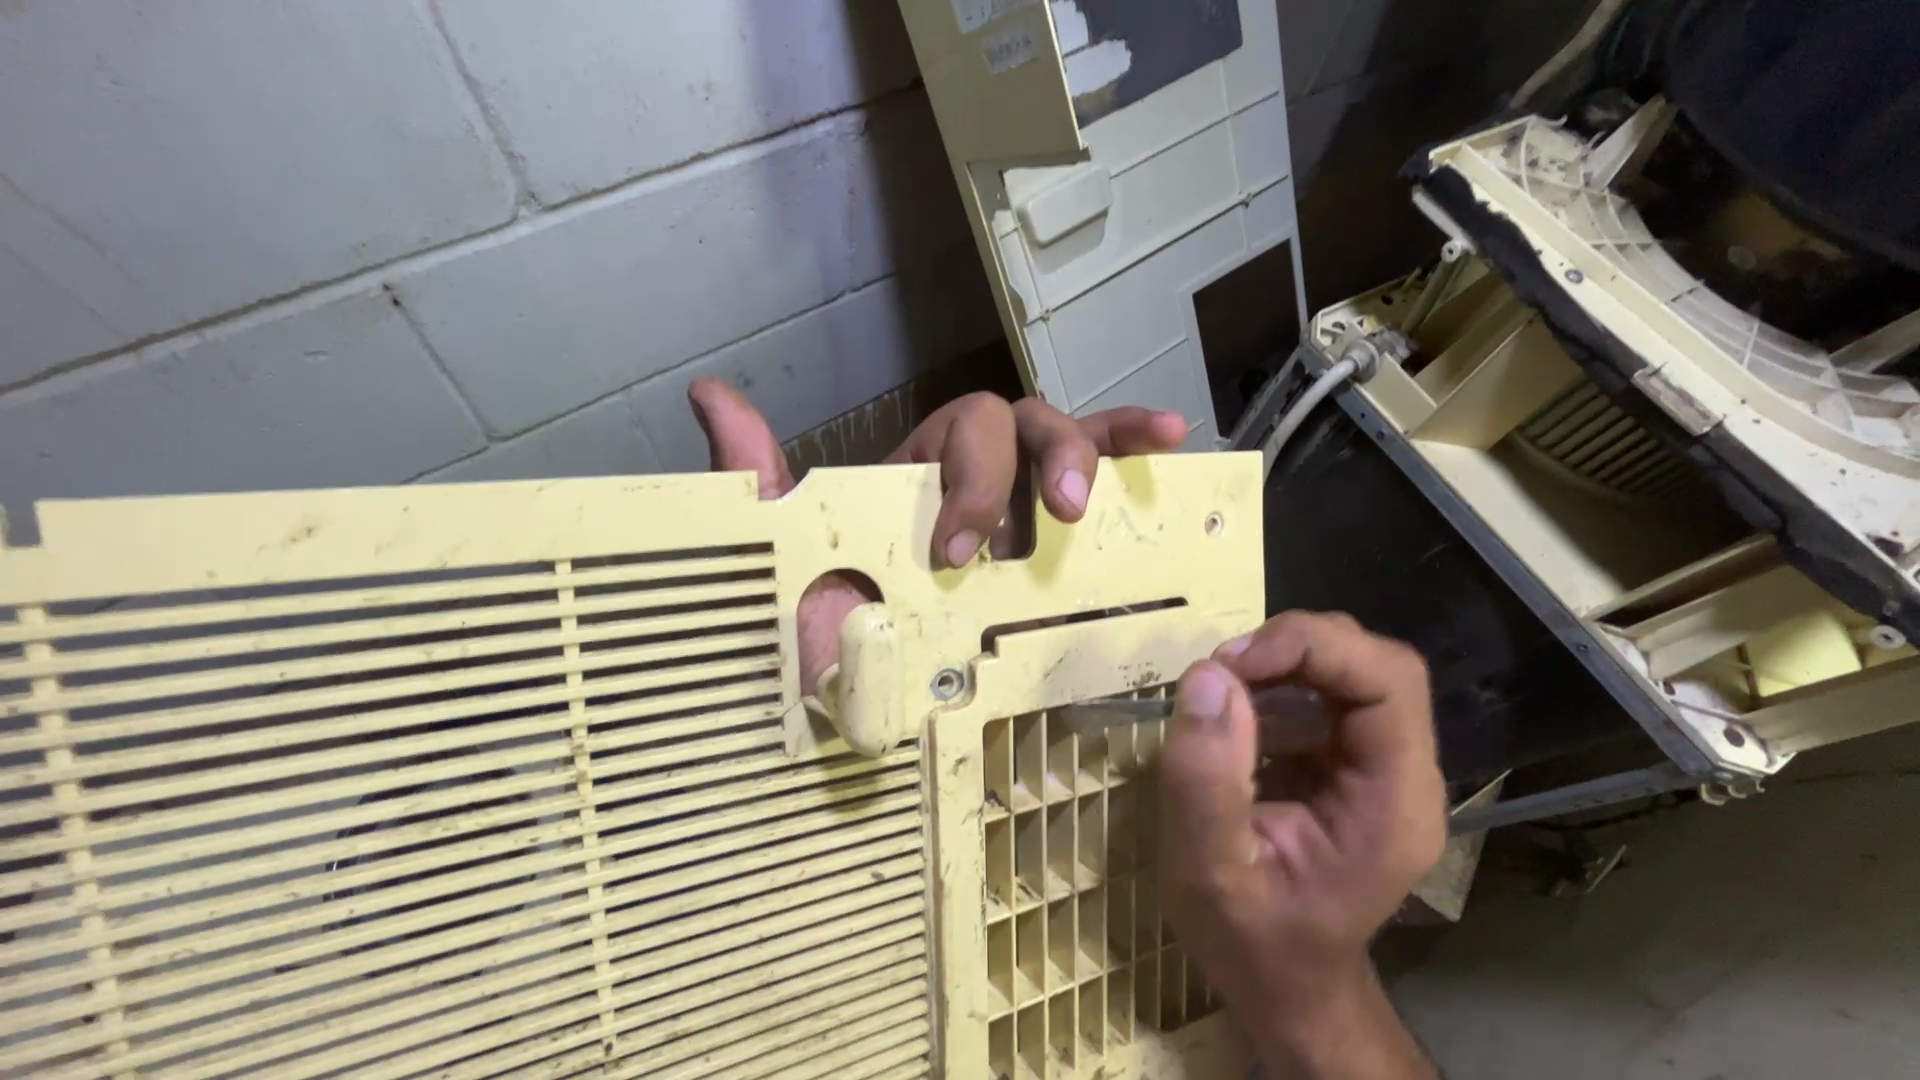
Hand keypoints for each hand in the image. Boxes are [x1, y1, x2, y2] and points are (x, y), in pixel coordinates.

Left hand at [687, 378, 1185, 693]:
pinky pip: (1100, 475)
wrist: (857, 688)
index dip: (972, 482)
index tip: (957, 554)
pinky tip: (1170, 441)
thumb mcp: (783, 557)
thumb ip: (754, 477)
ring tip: (1119, 476)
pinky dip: (1130, 448)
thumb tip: (709, 394)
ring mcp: (1014, 501)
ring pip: (1060, 435)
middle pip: (1017, 421)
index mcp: (912, 471)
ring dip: (1094, 445)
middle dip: (1039, 462)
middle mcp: (967, 473)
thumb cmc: (825, 621)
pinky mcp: (1049, 536)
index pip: (958, 434)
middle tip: (1057, 515)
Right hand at [1158, 612, 1445, 1079]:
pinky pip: (1320, 693)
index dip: (1311, 648)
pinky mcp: (1347, 761)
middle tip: (1218, 675)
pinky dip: (1271, 683)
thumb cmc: (1251, 944)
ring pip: (1346, 669)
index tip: (1231, 664)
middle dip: (1292, 648)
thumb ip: (1206, 779)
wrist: (1284, 984)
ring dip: (1277, 663)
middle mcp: (1403, 774)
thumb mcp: (1208, 872)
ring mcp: (1378, 766)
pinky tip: (1232, 717)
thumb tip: (1208, 676)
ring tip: (1217, 696)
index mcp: (1394, 803)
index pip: (1387, 680)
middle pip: (1373, 663)